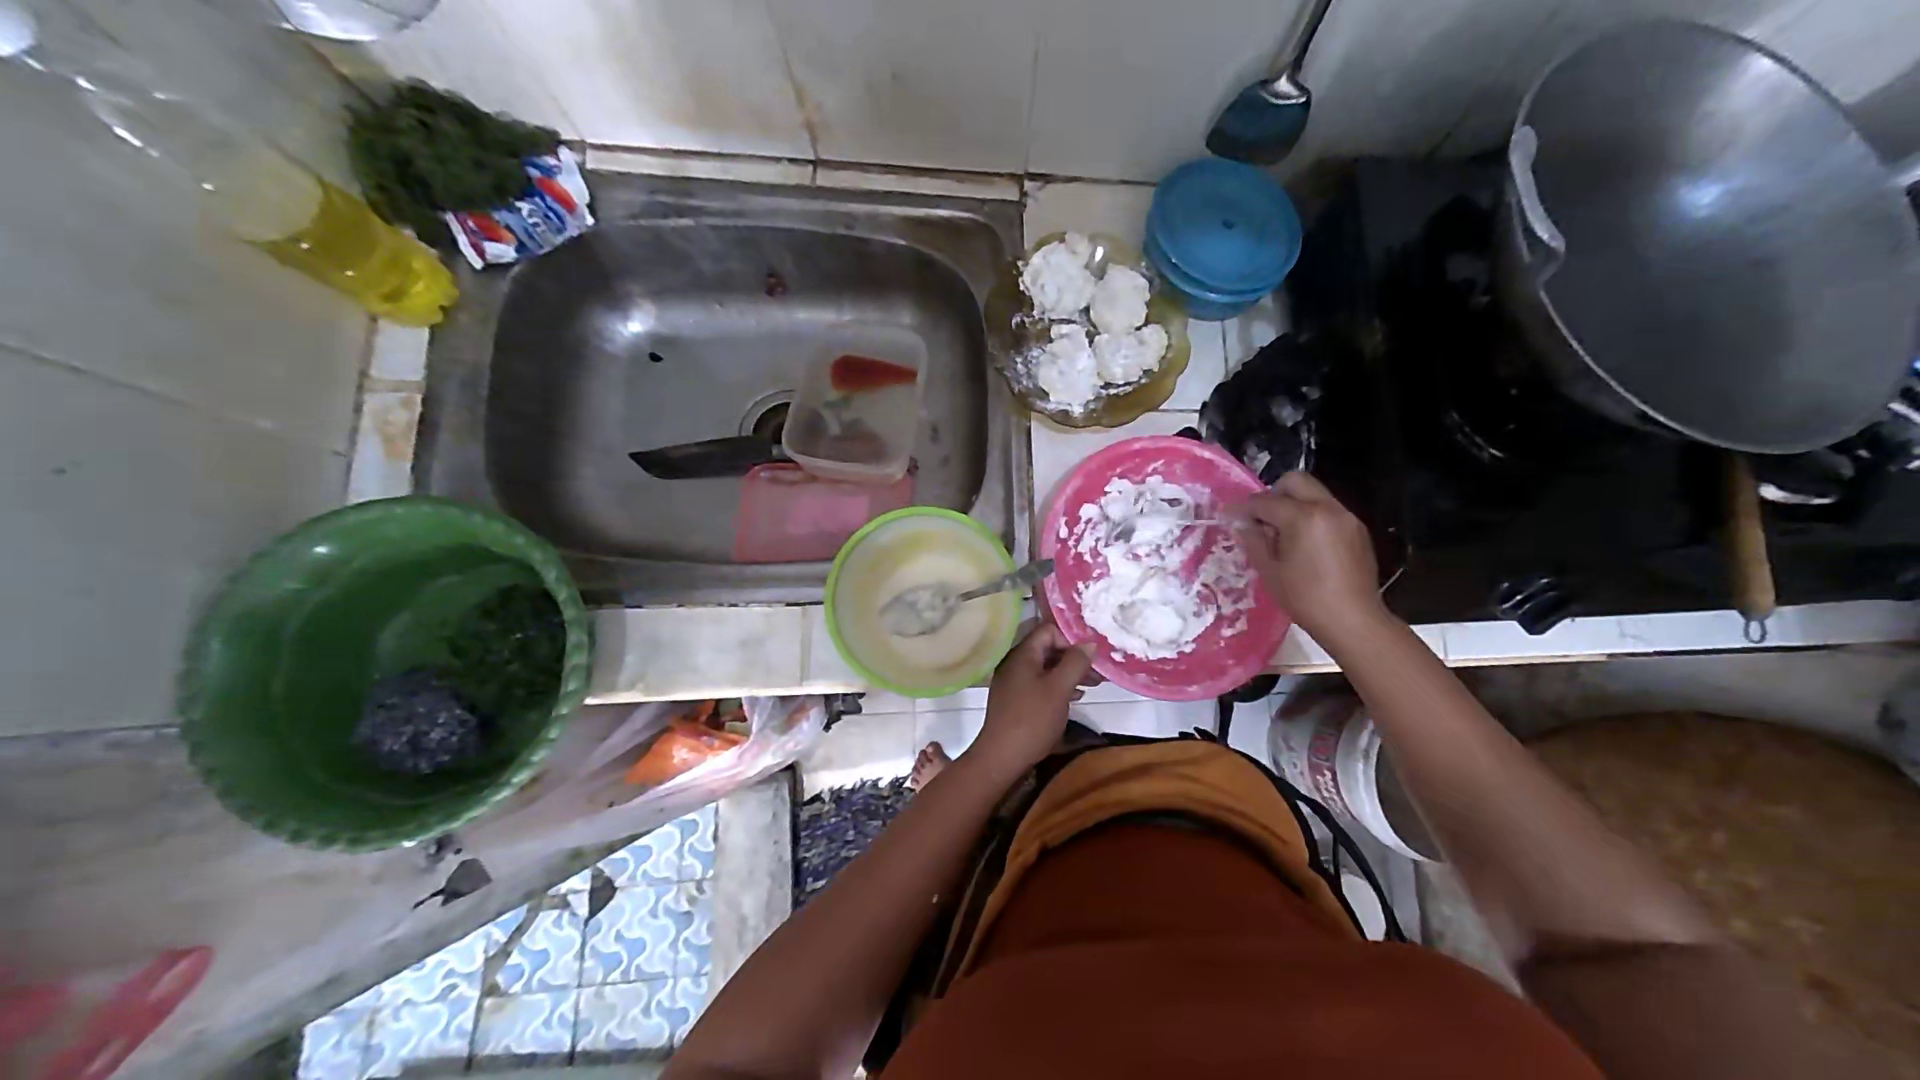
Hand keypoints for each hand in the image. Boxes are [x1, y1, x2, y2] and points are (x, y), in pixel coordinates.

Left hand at [971, 618, 1093, 775]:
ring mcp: (1013, 682)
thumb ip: (1075, 662)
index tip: (1091, 655)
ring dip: (1069, 673)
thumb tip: (1089, 643)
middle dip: (1074, 657)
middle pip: (1047, 649)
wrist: (1002, 756)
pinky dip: (1058, 686)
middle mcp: (1015, 663)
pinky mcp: (1015, 700)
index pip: (1048, 631)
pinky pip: (1040, 684)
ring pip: (1045, 668)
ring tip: (1093, 684)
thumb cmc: (1032, 719)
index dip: (1071, 639)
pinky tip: (1075, 697)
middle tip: (1098, 672)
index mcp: (1022, 655)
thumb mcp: (1059, 688)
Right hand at [1234, 471, 1389, 641]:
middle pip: (1295, 481)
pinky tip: (1306, 544)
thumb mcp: (1269, 570)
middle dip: (1273, 494)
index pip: (1264, 501)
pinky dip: (1312, 516)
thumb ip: (1253, 539)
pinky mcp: (1357, 528)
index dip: (1243, 508)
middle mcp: (1327, 508)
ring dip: (1294, 504)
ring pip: (1314, 493)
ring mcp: (1346, 517)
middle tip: (1262, 519)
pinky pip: (1328, 510)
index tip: (1230, 517)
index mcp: (1302, 517)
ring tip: (1284, 534)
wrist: (1352, 620)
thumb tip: (1242, 523)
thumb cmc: (1304, 598)